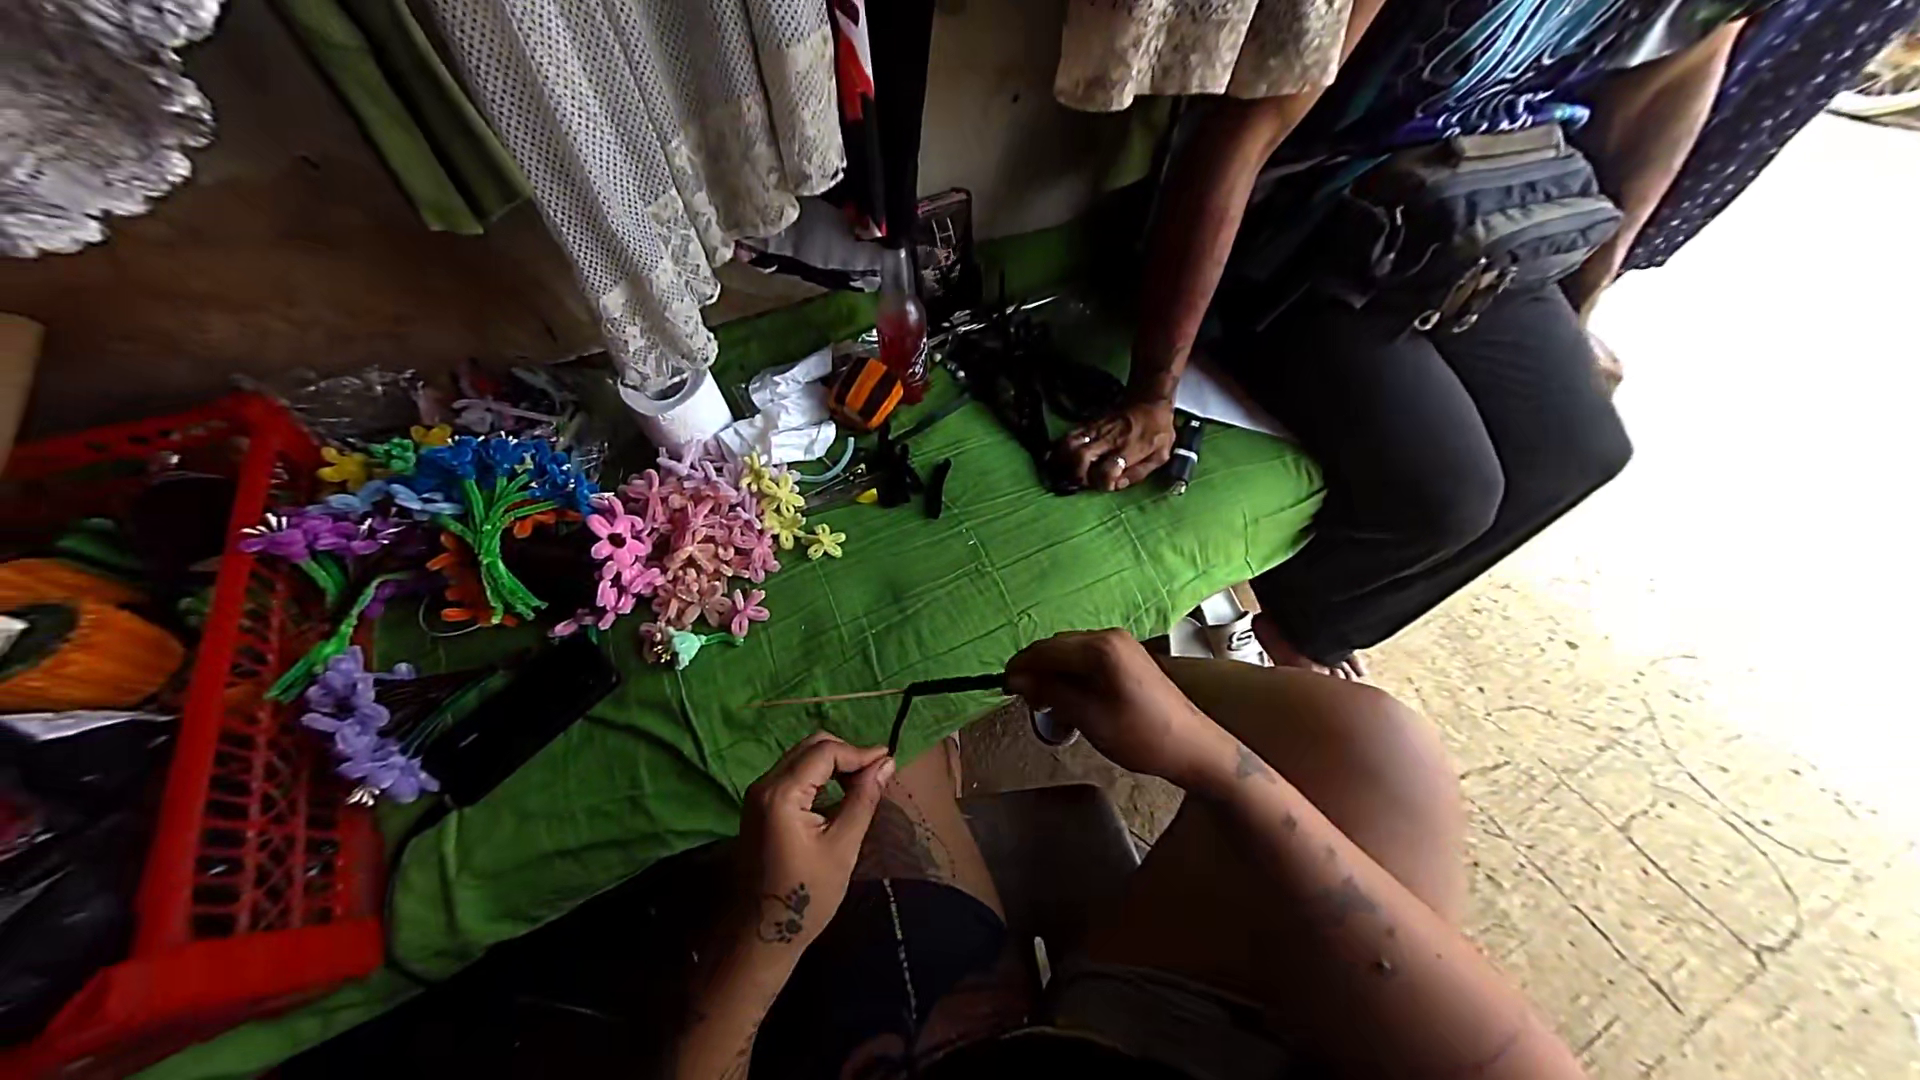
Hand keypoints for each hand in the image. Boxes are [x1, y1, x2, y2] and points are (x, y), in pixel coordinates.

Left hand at [733, 732, 894, 951]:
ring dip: (834, 763)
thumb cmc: (806, 896)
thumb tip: (887, 762)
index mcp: (781, 794)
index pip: (825, 752)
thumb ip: (864, 798)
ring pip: (803, 757)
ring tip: (863, 784)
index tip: (888, 762)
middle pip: (812, 747)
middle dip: (847, 754)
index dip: (860, 753)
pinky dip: (820, 775)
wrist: (761, 937)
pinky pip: (795, 773)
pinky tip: (840, 793)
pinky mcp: (761, 805)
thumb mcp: (843, 846)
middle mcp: (764, 784)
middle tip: (876, 773)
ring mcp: (759, 794)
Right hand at [1004, 629, 1232, 788]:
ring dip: (1052, 672)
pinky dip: (1071, 673)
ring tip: (1045, 703)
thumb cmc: (1141, 736)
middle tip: (1025, 701)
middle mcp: (1109, 636)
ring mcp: (1120, 644)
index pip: (1045, 649)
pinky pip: (1087, 657)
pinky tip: (1068, 696)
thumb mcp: (1088, 717)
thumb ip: (1050, 692)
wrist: (1193, 747)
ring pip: (1070, 651)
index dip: (1020, 667)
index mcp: (1100, 647)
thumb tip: (1017, 678)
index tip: (1003, 688)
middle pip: (1057, 646)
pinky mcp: (1127, 655)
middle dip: (1036, 670)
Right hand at [1051, 397, 1174, 491]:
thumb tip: (1117, 486)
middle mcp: (1109, 440)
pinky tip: (1059, 457)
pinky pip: (1069, 435)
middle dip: (1078, 475)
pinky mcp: (1089, 424)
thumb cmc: (1157, 430)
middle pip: (1082, 458)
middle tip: (1083, 482)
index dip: (1104, 484)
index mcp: (1129, 450)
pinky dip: (1060, 448)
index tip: (1107, 486)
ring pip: (1070, 445)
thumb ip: (1139, 473)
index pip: (1107, 471)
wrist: (1149, 401)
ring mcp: (1096, 430)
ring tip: (1067, 472)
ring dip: (1064, 461)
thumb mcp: (1160, 455)